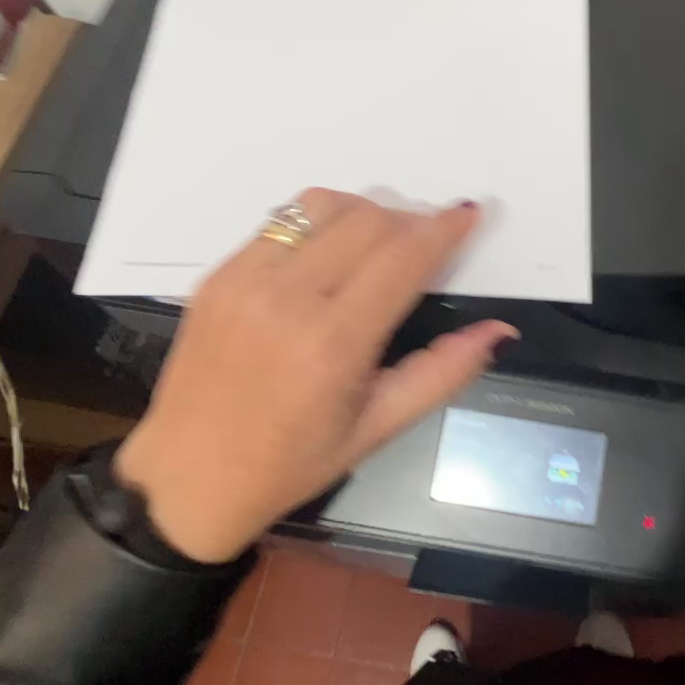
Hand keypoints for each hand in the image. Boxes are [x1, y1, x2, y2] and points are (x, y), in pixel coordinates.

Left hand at [114, 189, 517, 562]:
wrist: (186, 479)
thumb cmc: (291, 462)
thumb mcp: (378, 428)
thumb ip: (443, 373)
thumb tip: (498, 332)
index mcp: (332, 344)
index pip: (403, 258)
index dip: (444, 229)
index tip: (468, 214)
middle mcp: (285, 300)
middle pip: (368, 219)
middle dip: (411, 221)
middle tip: (428, 244)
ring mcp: (243, 281)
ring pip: (322, 205)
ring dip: (365, 213)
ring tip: (380, 244)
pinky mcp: (216, 275)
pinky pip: (280, 221)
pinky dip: (318, 223)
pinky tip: (329, 256)